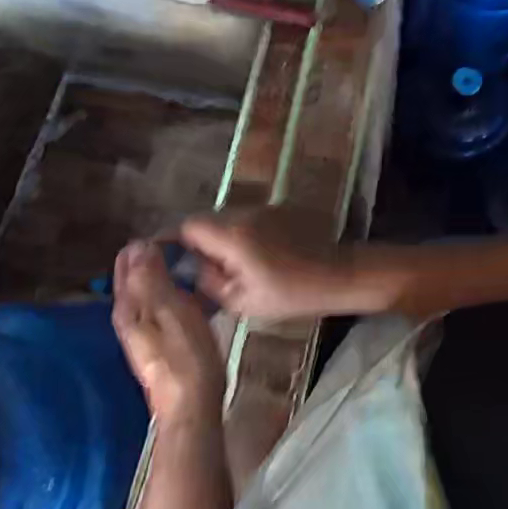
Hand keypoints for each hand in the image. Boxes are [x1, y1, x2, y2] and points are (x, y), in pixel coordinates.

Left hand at [111, 240, 225, 424]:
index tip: (177, 238)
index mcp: (128, 306)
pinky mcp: (160, 342)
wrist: (192, 408)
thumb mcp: (171, 310)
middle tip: (187, 247)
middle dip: (154, 256)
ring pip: (150, 290)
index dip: (149, 244)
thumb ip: (152, 278)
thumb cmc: (187, 356)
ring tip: (195, 263)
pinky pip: (162, 305)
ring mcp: (143, 332)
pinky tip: (195, 293)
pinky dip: (174, 291)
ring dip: (166, 273)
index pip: (127, 261)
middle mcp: (128, 316)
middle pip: (135, 275)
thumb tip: (139, 245)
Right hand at [178, 208, 370, 319]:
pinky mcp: (279, 209)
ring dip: (220, 238)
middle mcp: (244, 213)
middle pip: (205, 219)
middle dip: (197, 242)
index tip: (170, 260)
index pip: (187, 226)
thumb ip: (207, 281)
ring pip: (226, 219)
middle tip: (200, 269)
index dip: (174, 241)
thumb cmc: (289, 294)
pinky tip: (254, 256)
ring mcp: (263, 208)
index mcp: (231, 235)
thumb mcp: (240, 300)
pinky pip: (248, 219)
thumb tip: (189, 269)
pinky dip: (242, 235)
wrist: (337, 274)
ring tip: (229, 266)